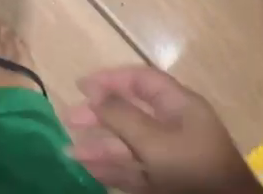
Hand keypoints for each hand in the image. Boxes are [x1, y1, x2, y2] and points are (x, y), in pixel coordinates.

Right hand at [63, 66, 260, 193]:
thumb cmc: (193, 173)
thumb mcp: (154, 141)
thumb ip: (121, 115)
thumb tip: (93, 93)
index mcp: (181, 107)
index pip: (141, 81)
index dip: (110, 79)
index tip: (80, 86)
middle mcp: (176, 129)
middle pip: (131, 112)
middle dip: (99, 115)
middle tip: (69, 119)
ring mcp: (173, 160)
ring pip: (129, 145)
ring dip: (100, 147)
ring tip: (70, 151)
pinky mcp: (168, 185)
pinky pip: (135, 171)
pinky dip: (112, 170)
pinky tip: (89, 171)